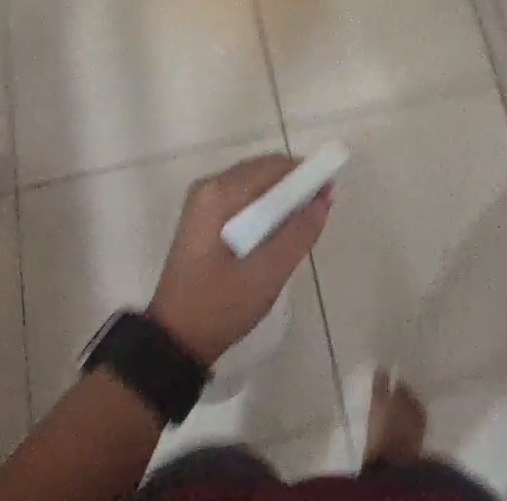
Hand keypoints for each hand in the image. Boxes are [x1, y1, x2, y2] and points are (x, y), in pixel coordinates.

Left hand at [146, 154, 332, 363]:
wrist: (177, 339)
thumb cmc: (221, 305)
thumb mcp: (268, 272)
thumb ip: (300, 232)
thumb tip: (325, 197)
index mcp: (218, 194)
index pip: (273, 166)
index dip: (306, 175)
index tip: (329, 196)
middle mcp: (208, 188)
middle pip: (262, 171)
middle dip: (294, 188)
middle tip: (316, 218)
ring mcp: (202, 203)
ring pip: (254, 186)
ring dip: (280, 201)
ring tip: (299, 231)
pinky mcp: (203, 219)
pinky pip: (243, 200)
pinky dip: (264, 211)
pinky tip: (276, 238)